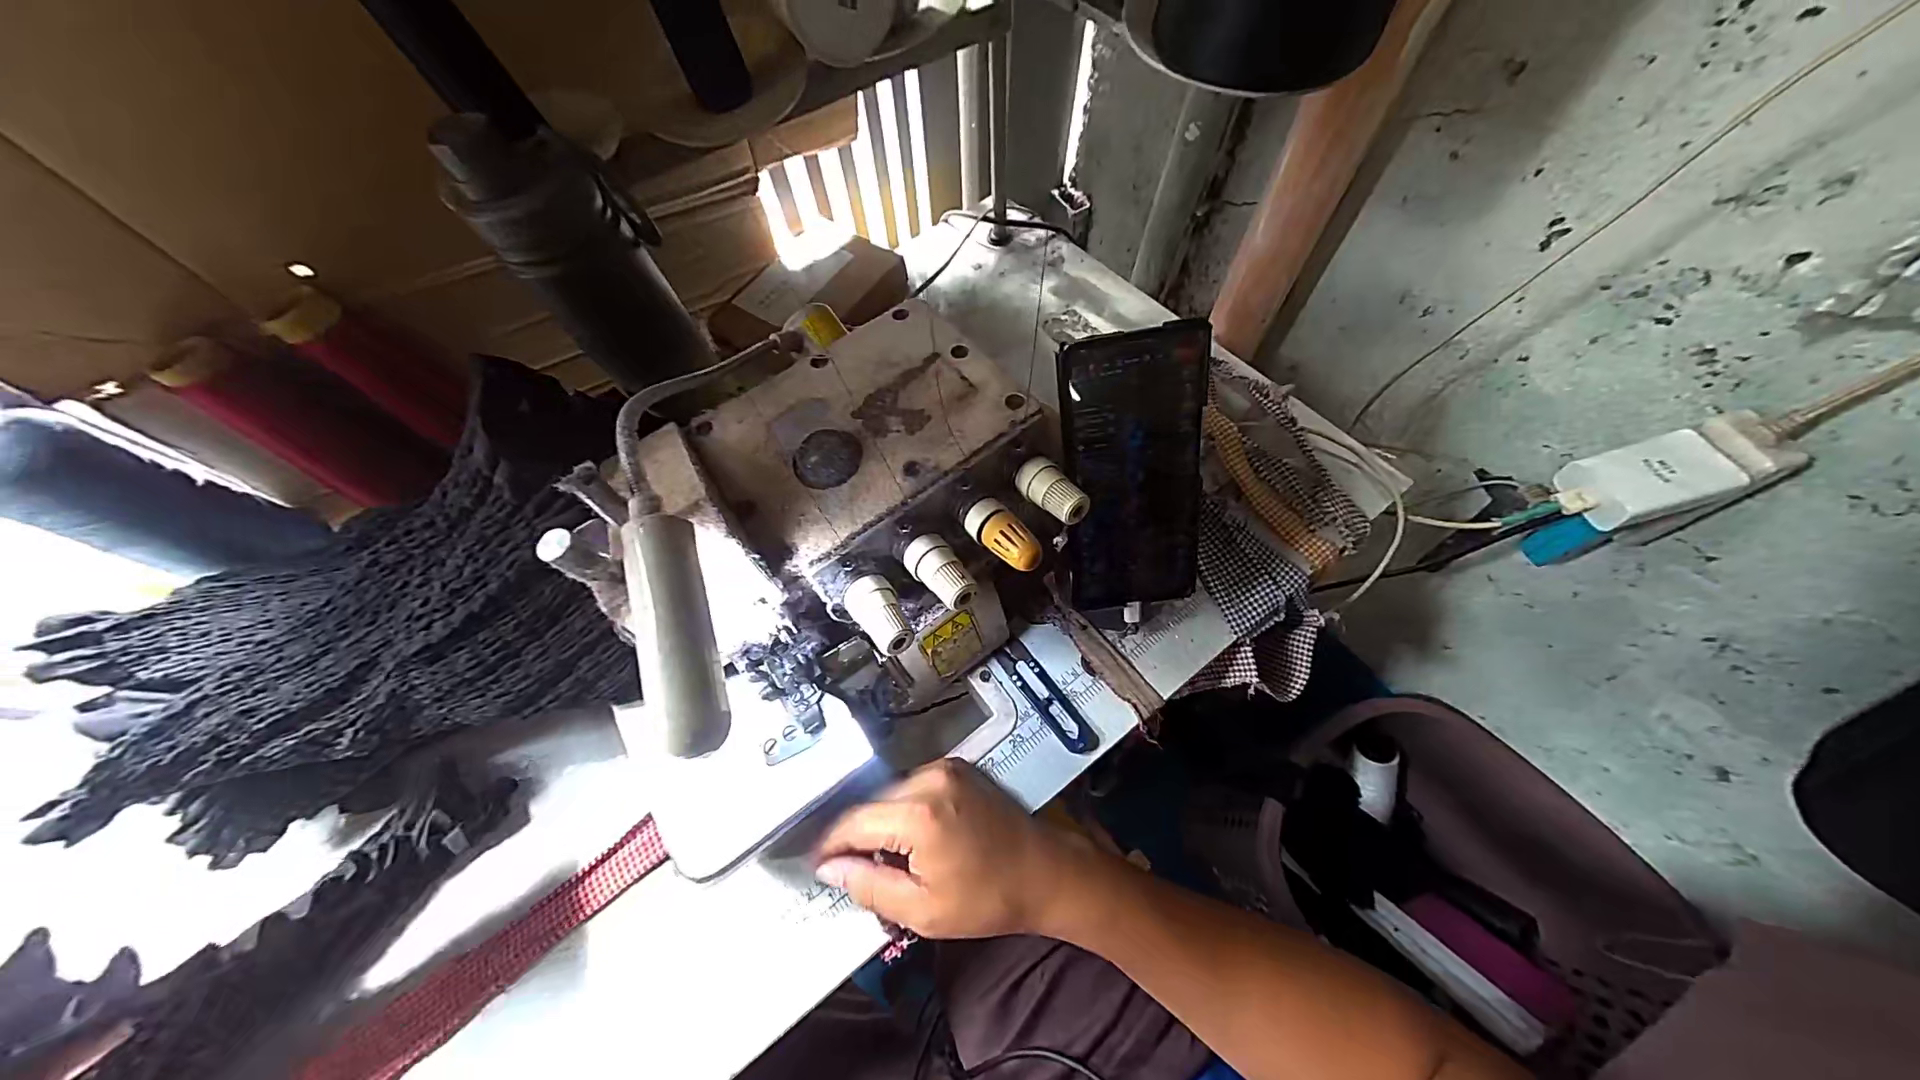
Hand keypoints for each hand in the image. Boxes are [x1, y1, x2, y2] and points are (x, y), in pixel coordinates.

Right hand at [812, 759, 1089, 938]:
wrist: (1044, 871)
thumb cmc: (988, 898)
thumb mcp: (922, 911)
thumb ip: (869, 886)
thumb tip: (830, 868)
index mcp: (919, 814)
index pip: (853, 822)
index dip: (830, 844)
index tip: (817, 863)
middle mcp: (929, 778)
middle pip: (871, 804)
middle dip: (858, 836)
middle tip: (858, 870)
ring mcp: (945, 768)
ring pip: (890, 793)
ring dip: (881, 821)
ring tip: (893, 858)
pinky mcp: (956, 766)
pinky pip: (912, 784)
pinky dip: (904, 808)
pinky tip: (915, 838)